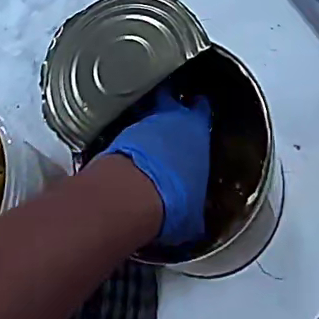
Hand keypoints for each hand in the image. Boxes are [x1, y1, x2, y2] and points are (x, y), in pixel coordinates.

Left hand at [98, 91, 210, 245]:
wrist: (134, 194)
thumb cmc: (174, 198)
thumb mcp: (194, 210)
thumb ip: (195, 207)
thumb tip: (194, 222)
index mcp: (195, 128)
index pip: (201, 108)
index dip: (199, 108)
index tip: (199, 107)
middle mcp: (169, 118)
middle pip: (167, 96)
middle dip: (166, 100)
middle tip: (167, 110)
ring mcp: (140, 124)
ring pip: (143, 112)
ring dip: (144, 125)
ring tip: (146, 141)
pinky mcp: (116, 135)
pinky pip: (125, 133)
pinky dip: (126, 143)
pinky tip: (128, 158)